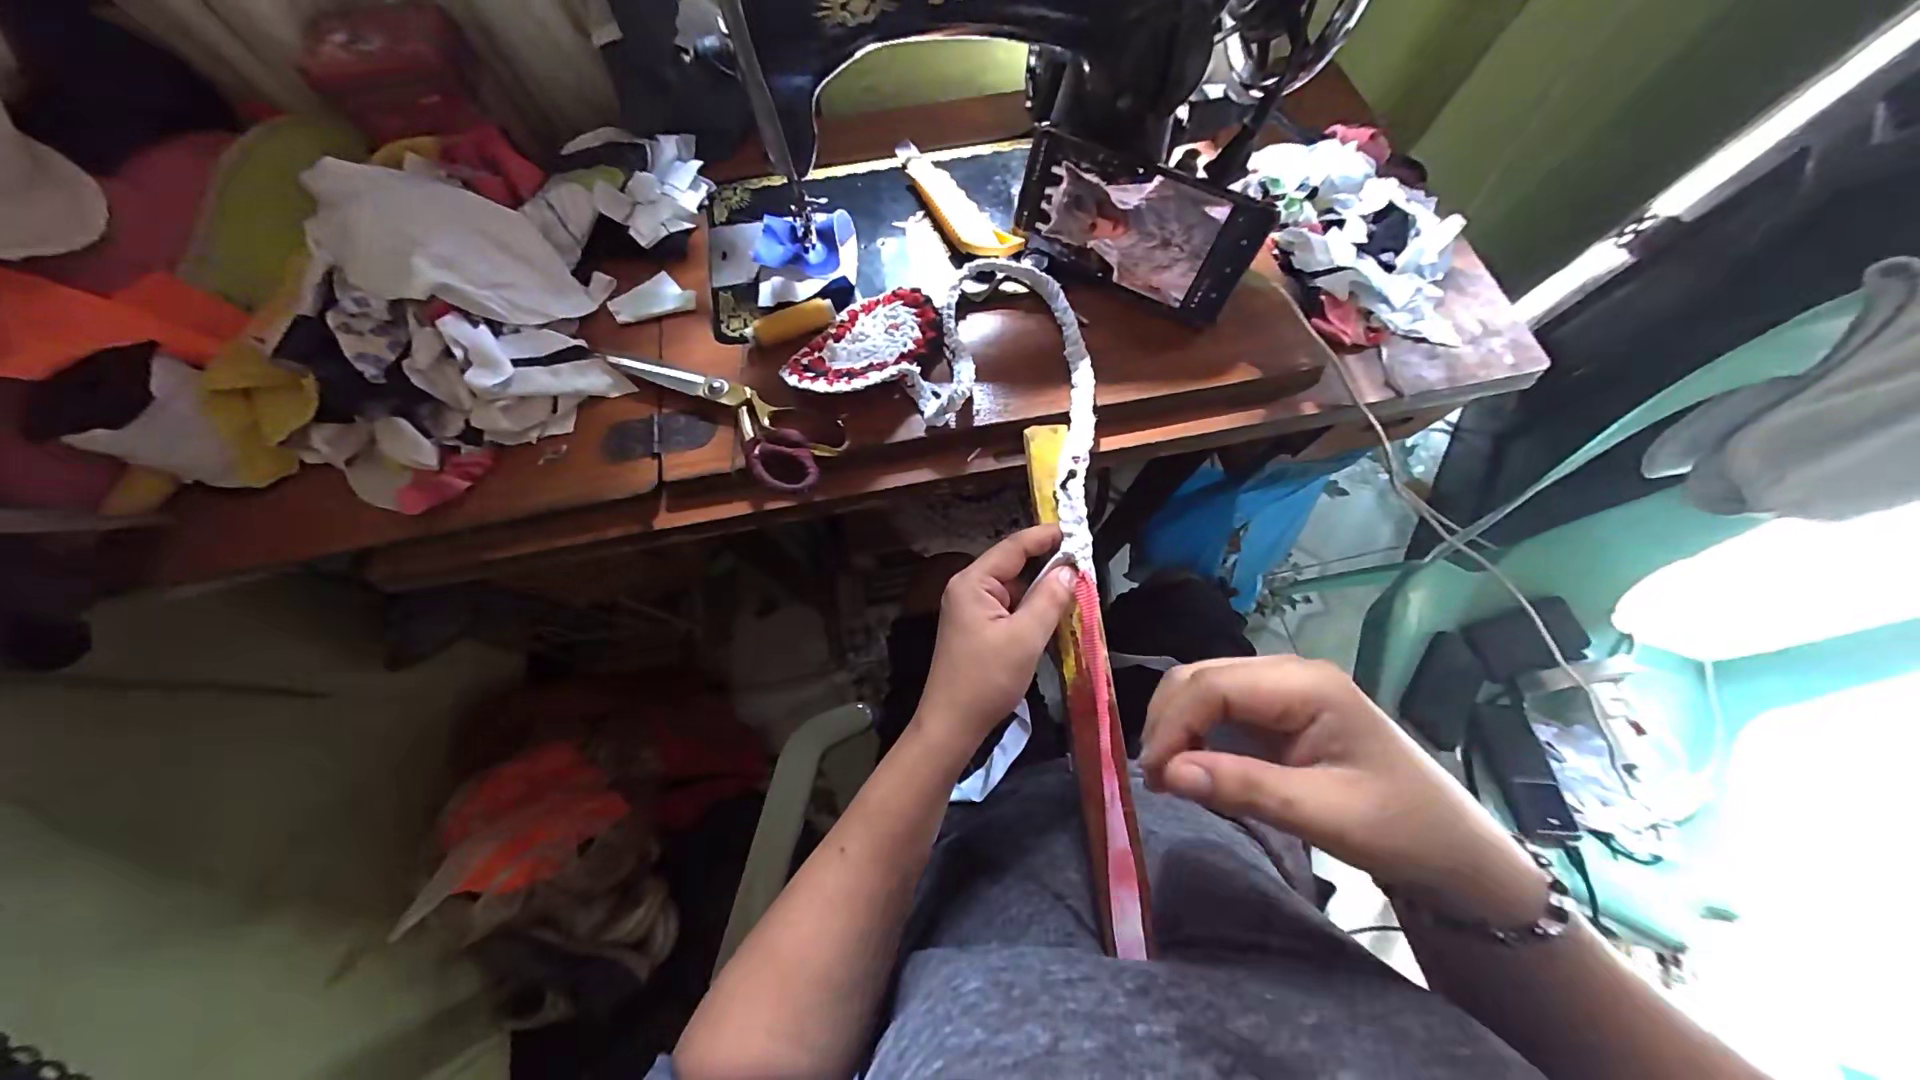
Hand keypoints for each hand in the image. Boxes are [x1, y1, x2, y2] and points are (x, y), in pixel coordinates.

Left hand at [913, 525, 1076, 752]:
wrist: (952, 725)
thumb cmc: (986, 680)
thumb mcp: (1025, 638)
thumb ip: (1050, 600)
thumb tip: (1071, 570)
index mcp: (973, 583)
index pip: (1013, 547)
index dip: (1046, 536)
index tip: (1077, 530)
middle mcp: (968, 588)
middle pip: (1014, 566)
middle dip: (1048, 565)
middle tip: (1085, 563)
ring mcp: (970, 609)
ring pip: (1014, 589)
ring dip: (1041, 590)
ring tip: (1076, 589)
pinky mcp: (976, 628)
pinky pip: (1009, 608)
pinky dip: (1031, 609)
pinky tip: (1053, 615)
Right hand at [1140, 656, 1547, 923]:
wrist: (1455, 850)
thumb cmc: (1402, 828)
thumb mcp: (1324, 813)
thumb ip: (1243, 787)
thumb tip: (1167, 774)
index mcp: (1306, 684)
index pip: (1213, 685)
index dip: (1173, 724)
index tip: (1153, 775)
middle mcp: (1288, 672)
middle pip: (1200, 677)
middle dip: (1167, 721)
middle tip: (1154, 778)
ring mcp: (1282, 688)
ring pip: (1202, 688)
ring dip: (1176, 725)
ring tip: (1165, 774)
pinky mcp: (1276, 710)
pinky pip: (1218, 708)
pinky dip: (1193, 732)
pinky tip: (1188, 764)